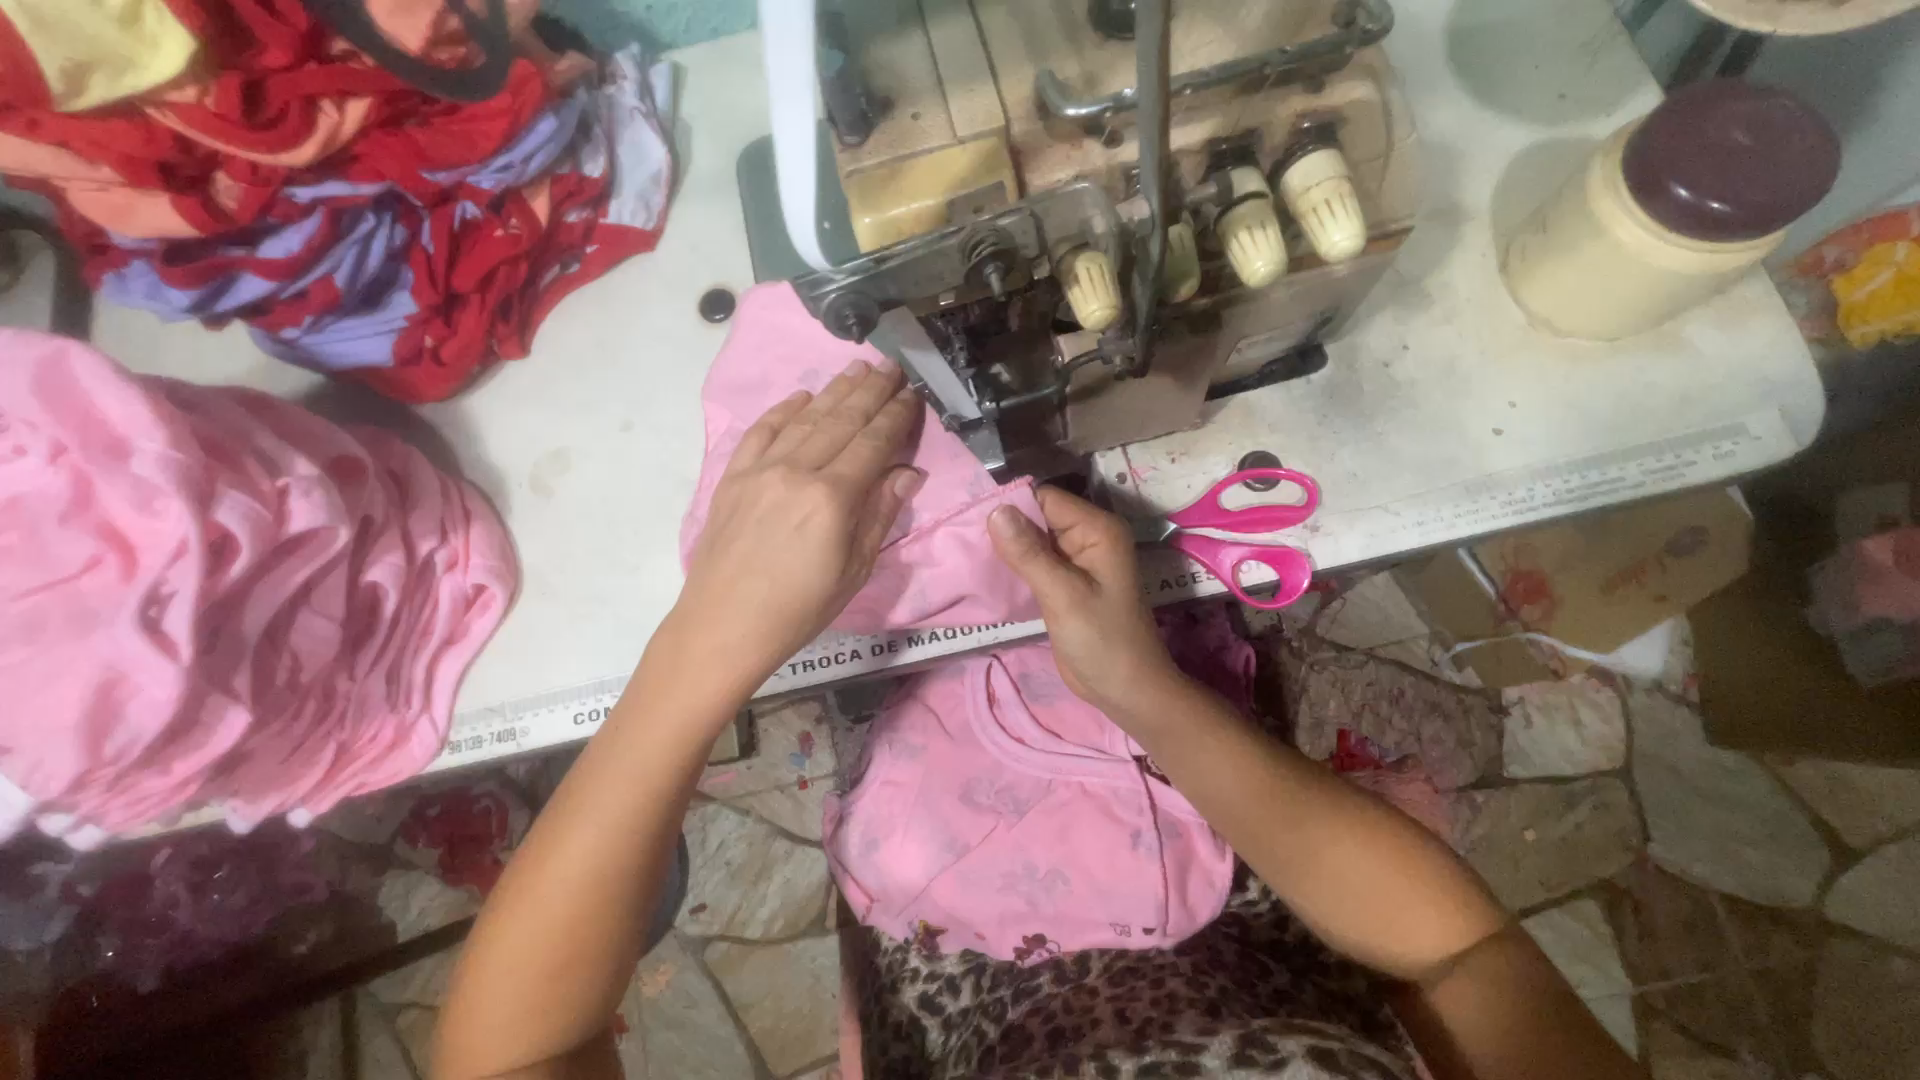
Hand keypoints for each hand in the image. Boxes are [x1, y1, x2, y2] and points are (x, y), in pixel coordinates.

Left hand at [672, 360, 924, 685]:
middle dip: (870, 391)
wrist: (723, 625)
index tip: (913, 393)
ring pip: (805, 419)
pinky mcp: (733, 477)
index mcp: (832, 498)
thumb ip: (880, 515)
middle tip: (891, 365)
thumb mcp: (854, 571)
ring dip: (834, 392)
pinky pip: (761, 432)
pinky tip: (802, 397)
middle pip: (841, 421)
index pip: (873, 443)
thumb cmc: (799, 610)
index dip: (896, 416)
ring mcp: (760, 470)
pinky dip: (784, 411)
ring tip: (857, 369)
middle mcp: (797, 471)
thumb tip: (907, 472)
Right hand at [987, 486, 1189, 720]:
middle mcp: (1087, 538)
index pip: (1044, 499)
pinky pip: (1033, 563)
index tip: (971, 523)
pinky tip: (985, 575)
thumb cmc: (1102, 641)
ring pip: (1031, 541)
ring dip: (1005, 549)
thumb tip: (995, 511)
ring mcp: (1076, 562)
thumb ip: (1028, 553)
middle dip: (1004, 528)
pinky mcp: (1064, 583)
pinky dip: (1013, 568)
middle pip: (1036, 517)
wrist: (1126, 690)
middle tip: (962, 541)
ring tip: (967, 556)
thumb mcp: (1063, 595)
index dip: (1010, 507)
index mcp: (1097, 530)